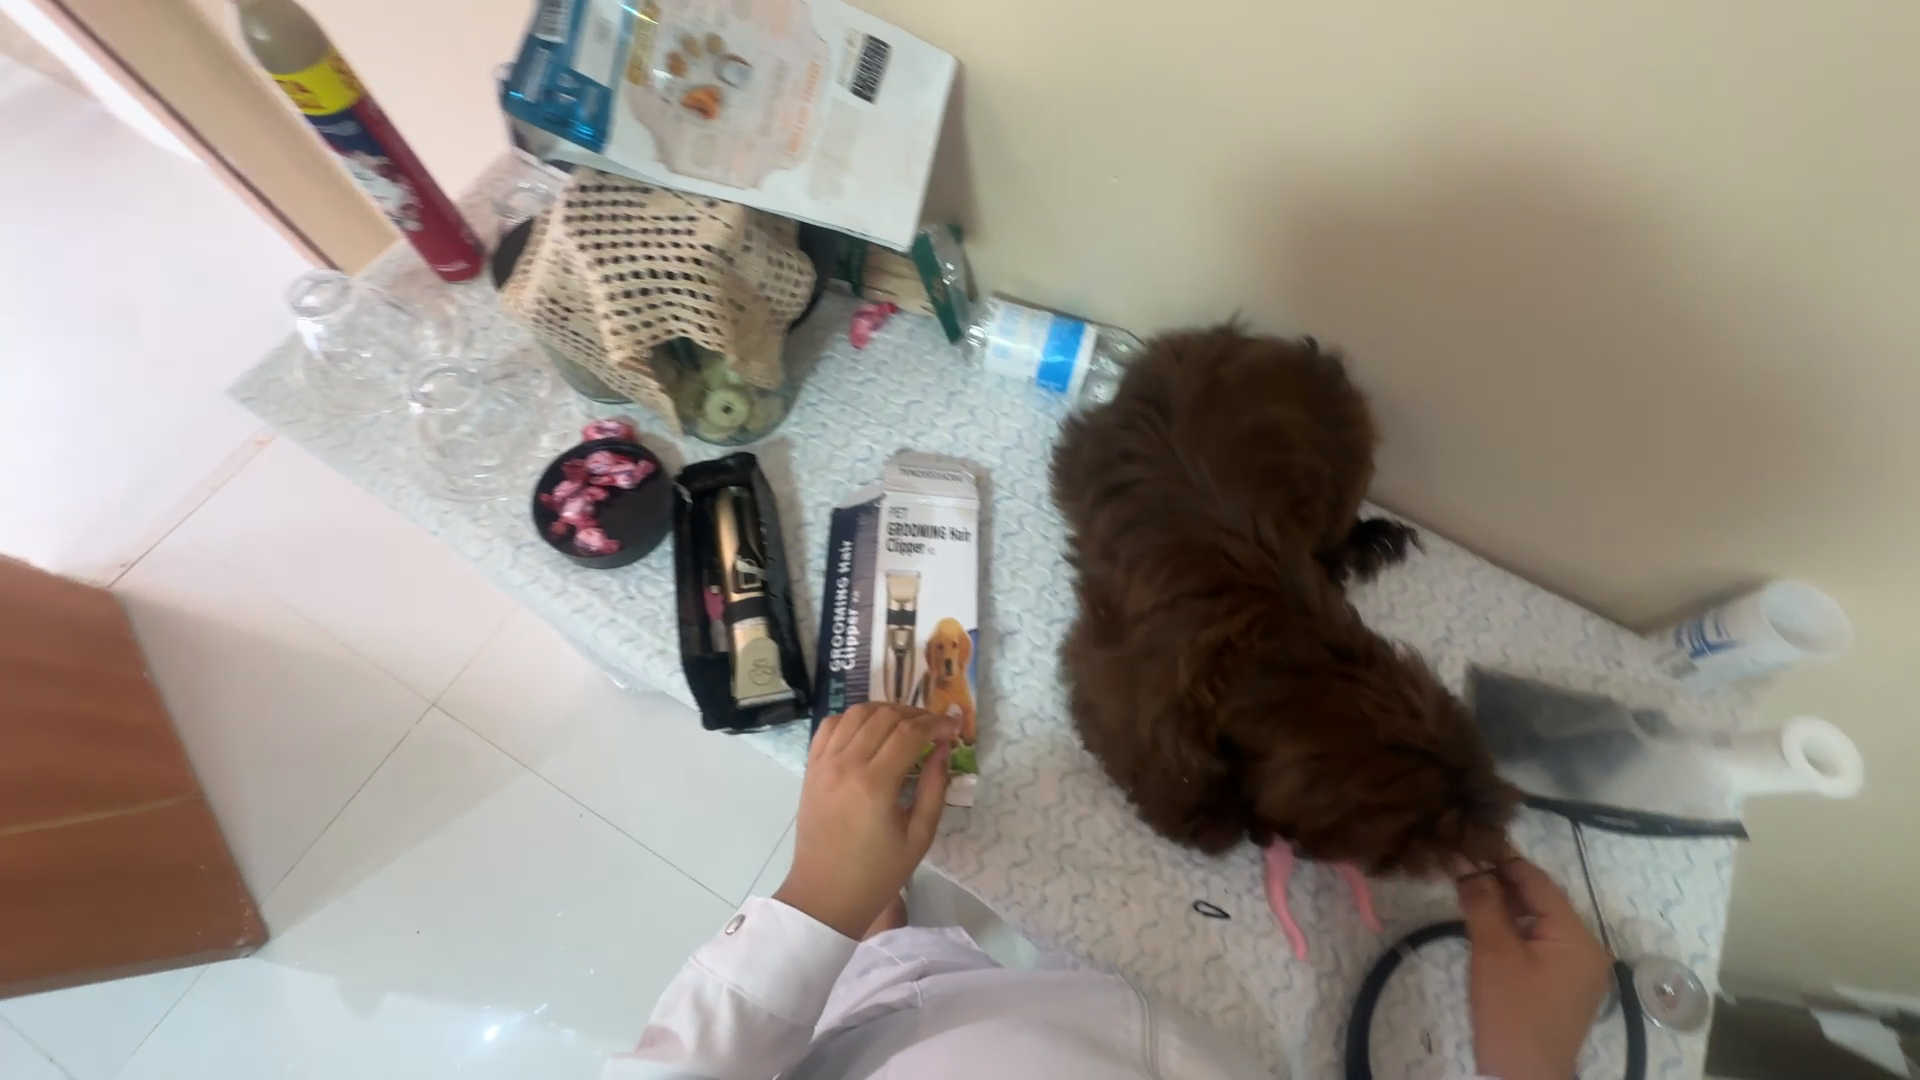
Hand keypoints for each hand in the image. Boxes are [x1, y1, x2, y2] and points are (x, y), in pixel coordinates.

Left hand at [774, 703, 958, 937]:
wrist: (824, 896)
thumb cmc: (876, 874)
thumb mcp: (919, 837)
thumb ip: (934, 787)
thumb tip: (943, 748)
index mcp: (874, 785)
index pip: (909, 733)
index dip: (936, 723)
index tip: (954, 726)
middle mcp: (846, 765)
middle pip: (884, 716)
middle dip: (915, 714)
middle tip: (933, 727)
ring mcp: (823, 763)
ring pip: (856, 713)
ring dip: (885, 711)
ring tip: (904, 724)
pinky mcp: (811, 768)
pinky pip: (830, 725)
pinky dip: (852, 718)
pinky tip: (869, 729)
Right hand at [1457, 858, 1611, 1079]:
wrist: (1522, 1073)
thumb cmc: (1510, 1009)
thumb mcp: (1491, 949)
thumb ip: (1480, 899)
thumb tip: (1463, 857)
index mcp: (1577, 938)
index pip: (1536, 881)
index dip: (1498, 858)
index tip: (1462, 839)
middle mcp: (1585, 947)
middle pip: (1538, 897)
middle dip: (1497, 877)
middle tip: (1455, 860)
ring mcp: (1575, 965)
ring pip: (1535, 916)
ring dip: (1500, 899)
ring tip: (1461, 882)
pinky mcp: (1561, 979)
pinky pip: (1535, 936)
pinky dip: (1509, 922)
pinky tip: (1479, 914)